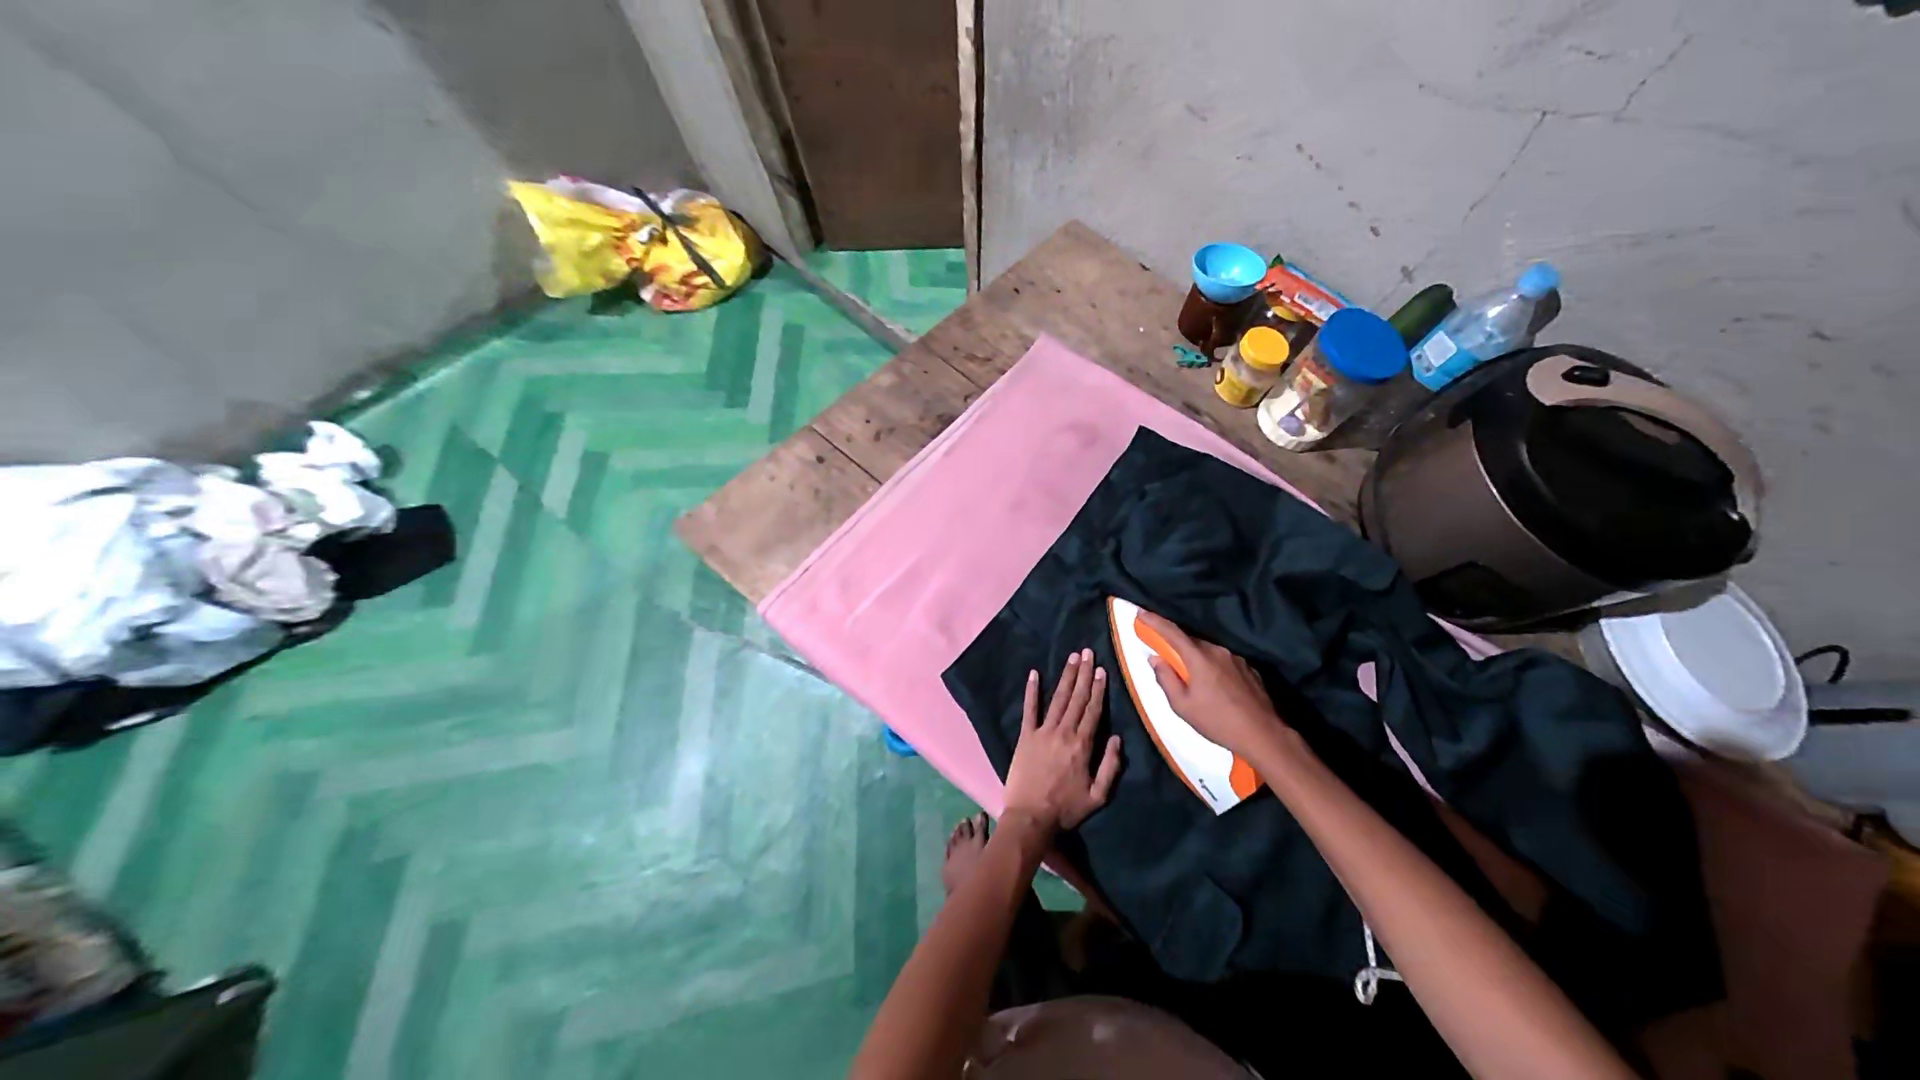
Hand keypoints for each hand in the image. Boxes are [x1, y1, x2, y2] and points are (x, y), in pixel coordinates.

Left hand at [1002, 649, 1123, 835]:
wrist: (1031, 818)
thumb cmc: (1066, 809)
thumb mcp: (1098, 796)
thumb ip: (1110, 766)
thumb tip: (1117, 739)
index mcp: (1083, 745)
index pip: (1093, 711)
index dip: (1098, 689)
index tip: (1102, 670)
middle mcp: (1064, 733)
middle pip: (1077, 699)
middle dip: (1084, 674)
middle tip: (1088, 653)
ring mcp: (1042, 732)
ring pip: (1058, 699)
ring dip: (1066, 677)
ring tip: (1072, 658)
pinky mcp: (1025, 737)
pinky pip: (1029, 710)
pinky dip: (1032, 691)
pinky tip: (1034, 674)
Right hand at [1138, 612, 1284, 758]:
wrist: (1263, 734)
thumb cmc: (1217, 721)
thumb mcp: (1183, 706)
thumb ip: (1166, 679)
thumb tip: (1156, 659)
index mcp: (1199, 657)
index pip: (1172, 632)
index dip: (1154, 621)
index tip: (1141, 613)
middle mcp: (1218, 651)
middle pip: (1190, 642)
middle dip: (1176, 647)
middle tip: (1167, 660)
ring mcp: (1236, 659)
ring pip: (1208, 652)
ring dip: (1196, 659)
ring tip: (1194, 681)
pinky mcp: (1249, 668)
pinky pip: (1223, 661)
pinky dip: (1213, 667)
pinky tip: (1216, 687)